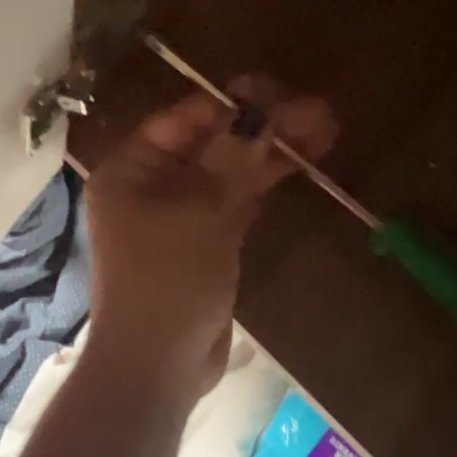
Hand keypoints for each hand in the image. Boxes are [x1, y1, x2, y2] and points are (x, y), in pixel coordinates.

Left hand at [86, 77, 335, 395]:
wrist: (157, 363)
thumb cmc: (167, 279)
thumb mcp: (201, 214)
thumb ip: (233, 160)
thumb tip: (263, 112)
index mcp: (131, 171)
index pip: (181, 121)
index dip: (229, 105)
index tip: (277, 92)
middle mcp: (149, 188)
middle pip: (209, 145)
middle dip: (261, 129)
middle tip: (318, 111)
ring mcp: (176, 218)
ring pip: (226, 175)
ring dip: (269, 155)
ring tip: (326, 130)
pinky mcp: (201, 246)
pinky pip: (233, 205)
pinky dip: (262, 186)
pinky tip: (298, 165)